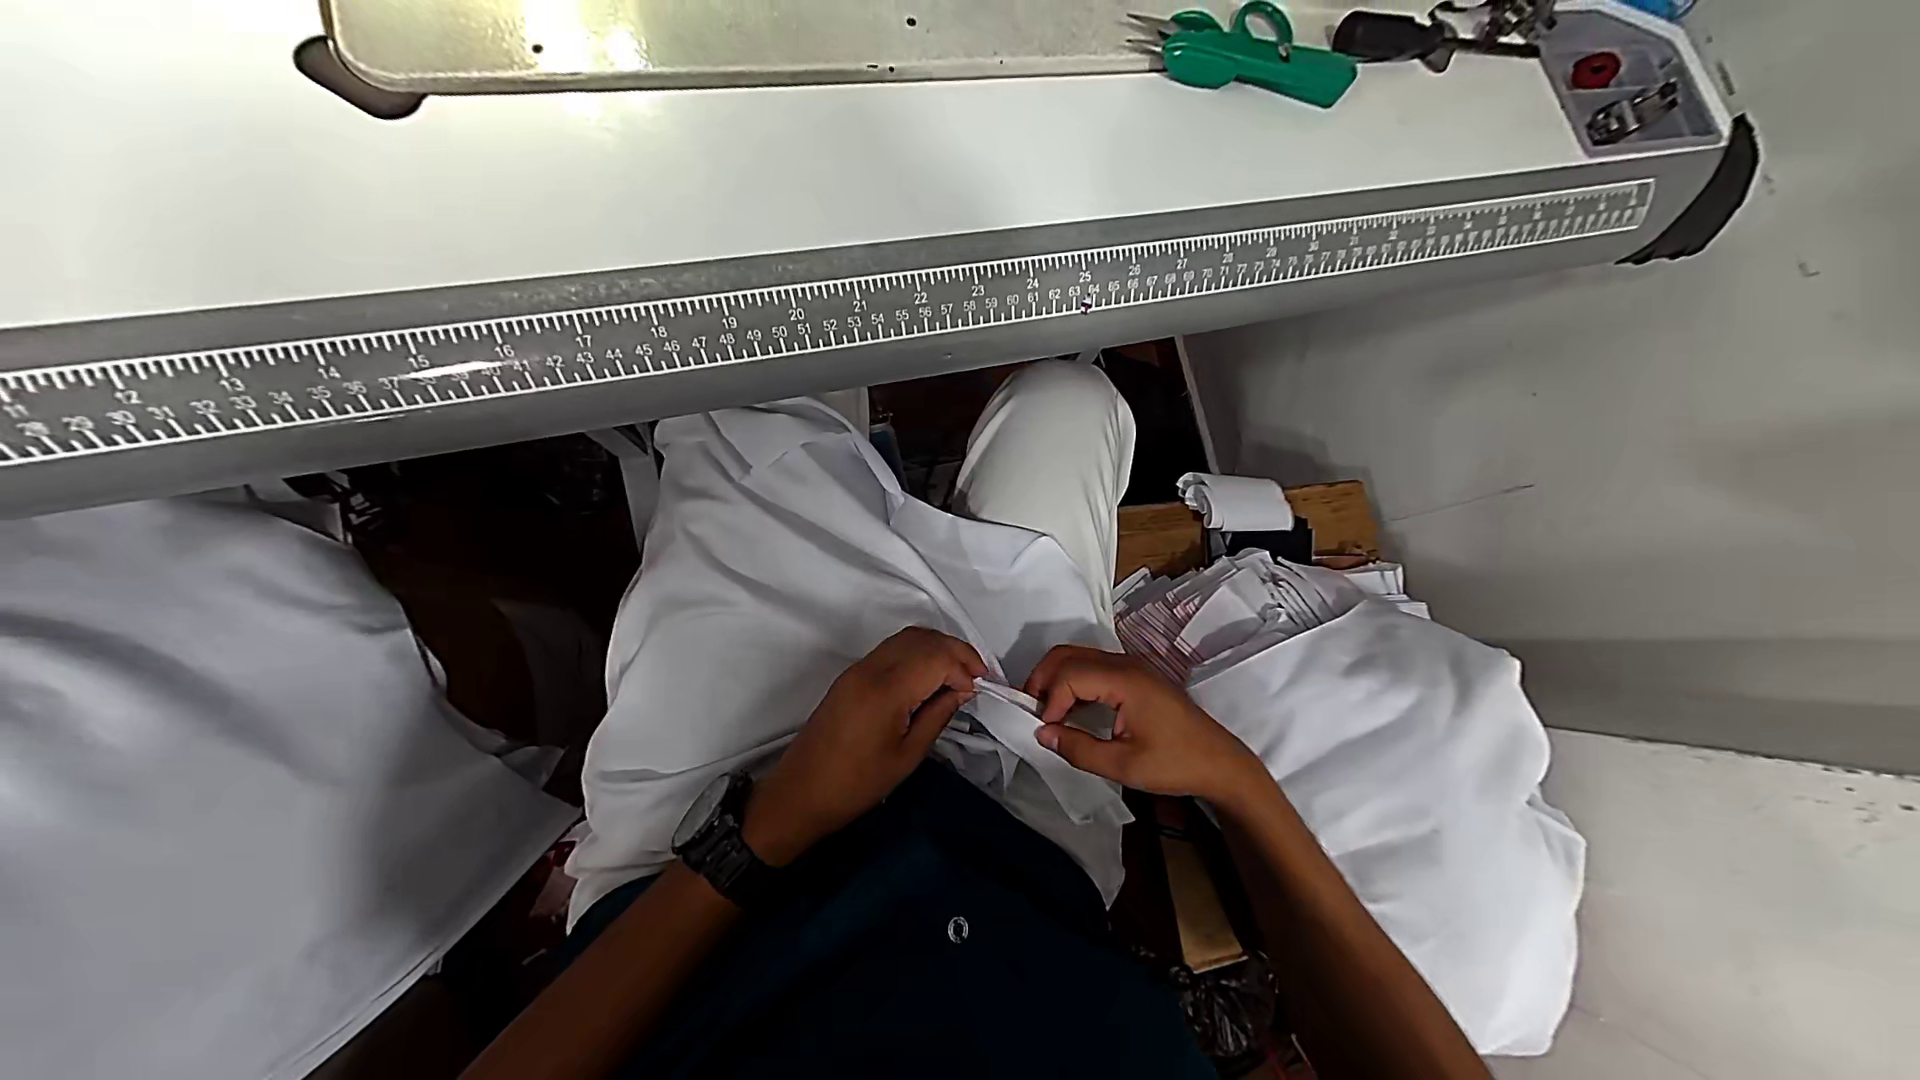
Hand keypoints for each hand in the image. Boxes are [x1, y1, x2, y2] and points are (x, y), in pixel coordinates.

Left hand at [742, 627, 985, 864]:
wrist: (801, 792)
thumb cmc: (856, 783)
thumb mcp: (908, 755)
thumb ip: (938, 715)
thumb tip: (961, 690)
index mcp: (886, 689)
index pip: (936, 657)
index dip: (963, 668)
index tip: (976, 691)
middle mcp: (871, 668)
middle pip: (923, 639)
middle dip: (956, 651)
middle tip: (977, 675)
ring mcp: (859, 667)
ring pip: (908, 638)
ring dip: (938, 648)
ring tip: (959, 673)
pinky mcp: (852, 674)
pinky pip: (893, 648)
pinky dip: (919, 652)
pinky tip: (931, 673)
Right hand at [1023, 645, 1269, 805]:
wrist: (1220, 763)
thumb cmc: (1175, 764)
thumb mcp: (1123, 766)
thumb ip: (1078, 748)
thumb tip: (1042, 734)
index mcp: (1125, 679)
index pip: (1069, 675)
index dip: (1050, 701)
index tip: (1046, 730)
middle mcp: (1126, 663)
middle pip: (1068, 655)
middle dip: (1043, 681)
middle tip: (1034, 713)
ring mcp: (1131, 665)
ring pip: (1078, 656)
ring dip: (1056, 679)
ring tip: (1048, 712)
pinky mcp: (1135, 674)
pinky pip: (1092, 666)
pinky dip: (1072, 680)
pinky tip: (1070, 708)